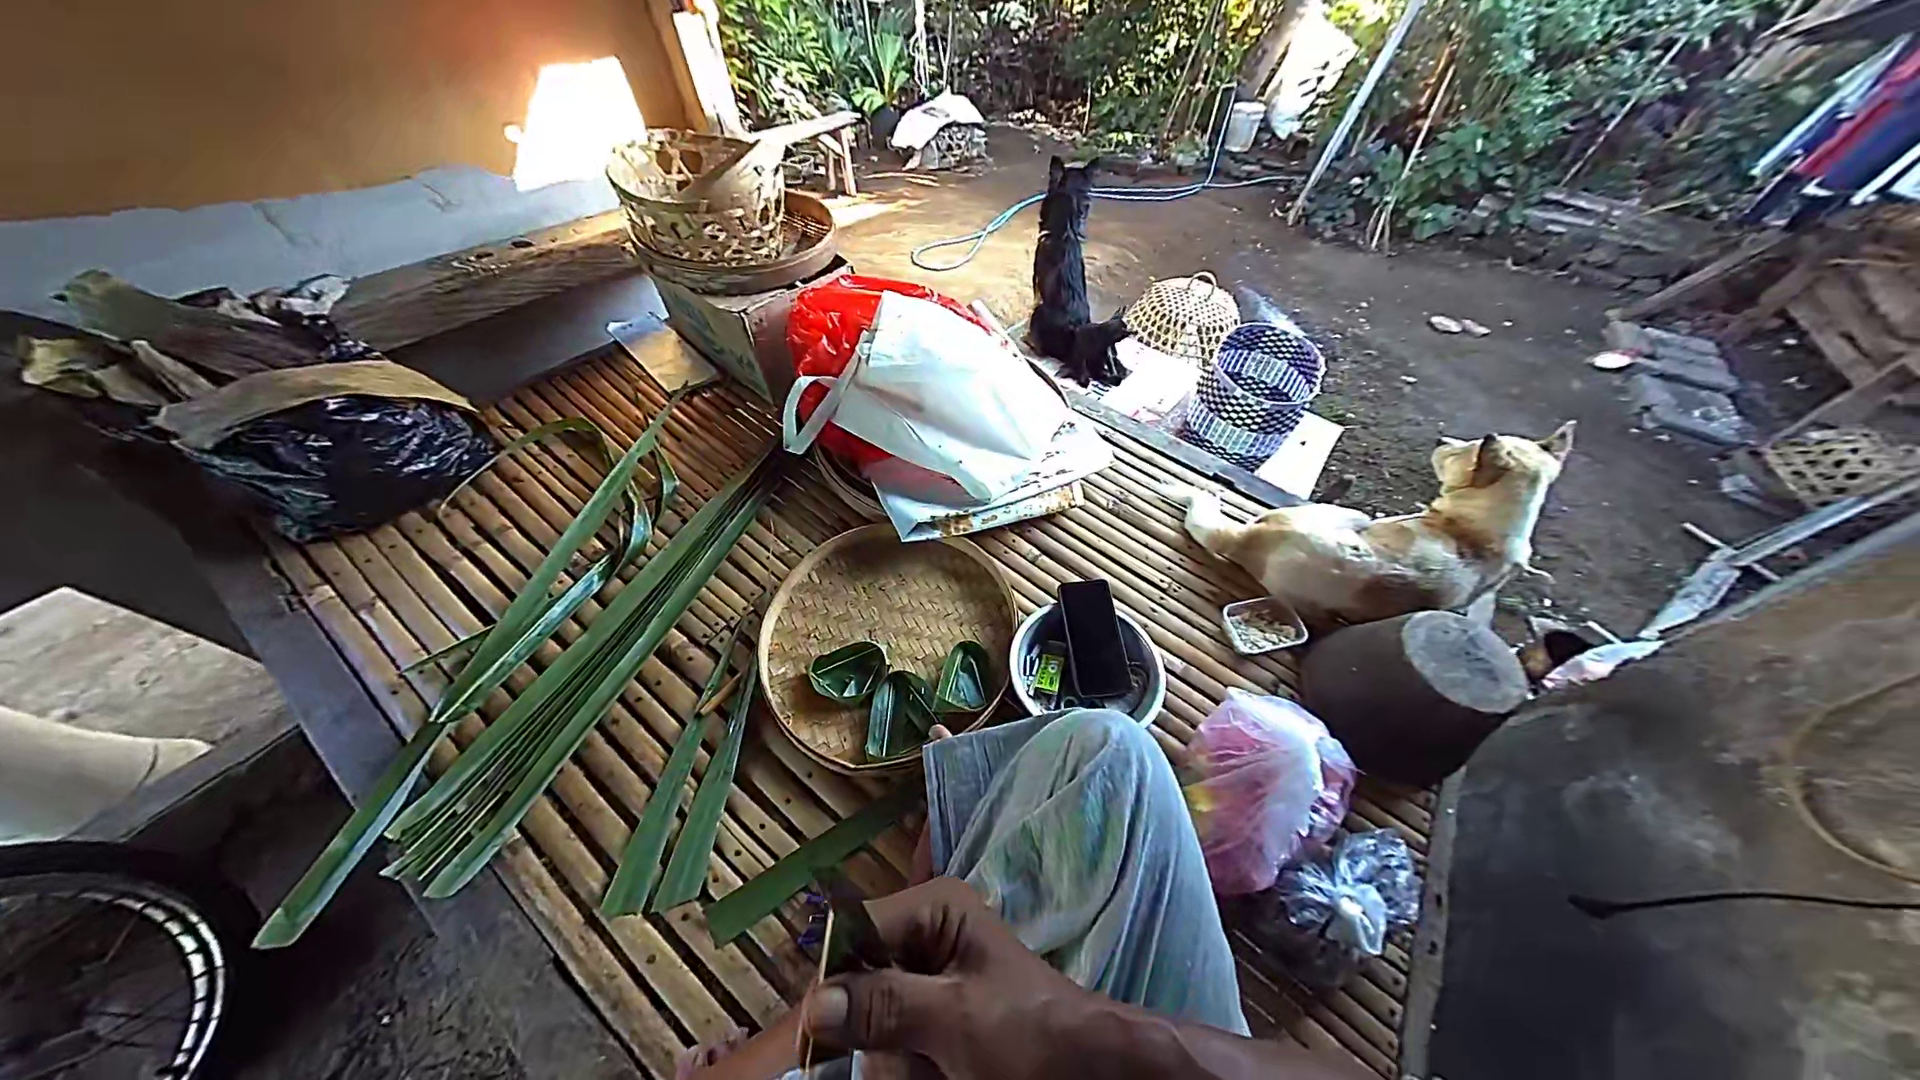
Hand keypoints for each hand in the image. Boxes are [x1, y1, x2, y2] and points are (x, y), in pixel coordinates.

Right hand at [799, 877, 1102, 1078]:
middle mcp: (923, 930)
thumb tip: (816, 1002)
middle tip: (909, 1060)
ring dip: (890, 1056)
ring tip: (931, 1069)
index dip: (831, 976)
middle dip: (871, 1029)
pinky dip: (901, 1064)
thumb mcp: (958, 1019)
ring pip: (870, 1015)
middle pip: (859, 975)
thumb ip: (888, 1004)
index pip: (856, 927)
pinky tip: (930, 1071)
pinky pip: (890, 1037)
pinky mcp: (929, 1008)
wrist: (1084, 1067)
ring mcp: (925, 970)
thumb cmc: (1029, 1031)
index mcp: (933, 907)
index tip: (812, 1033)